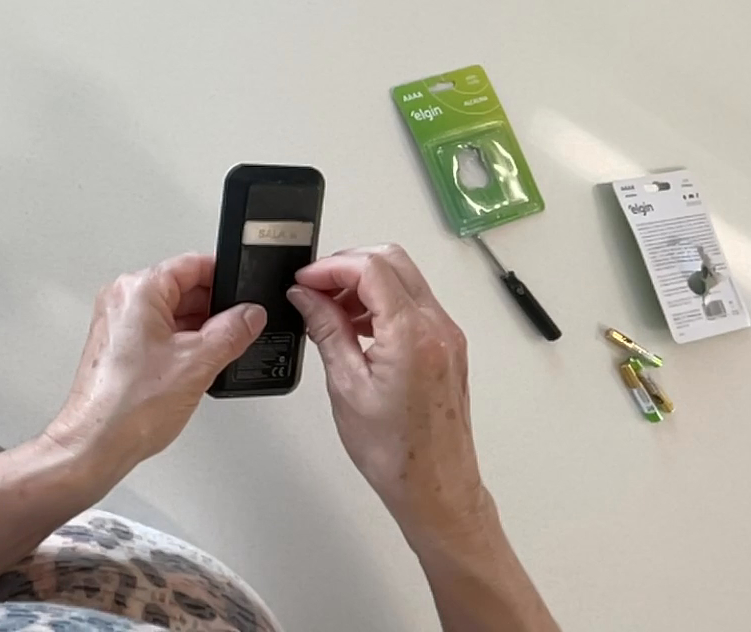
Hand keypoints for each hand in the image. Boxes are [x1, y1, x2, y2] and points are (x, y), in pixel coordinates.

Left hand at [44, 254, 266, 479]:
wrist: (96, 443)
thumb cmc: (128, 405)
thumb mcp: (198, 363)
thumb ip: (232, 332)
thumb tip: (249, 315)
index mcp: (138, 289)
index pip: (190, 264)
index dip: (223, 275)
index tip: (244, 289)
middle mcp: (122, 298)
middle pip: (181, 286)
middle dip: (213, 307)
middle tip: (239, 326)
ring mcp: (117, 321)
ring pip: (170, 310)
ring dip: (198, 327)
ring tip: (218, 352)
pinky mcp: (117, 344)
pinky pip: (157, 329)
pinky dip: (180, 341)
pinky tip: (195, 365)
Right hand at [286, 245, 489, 549]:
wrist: (436, 490)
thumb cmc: (397, 453)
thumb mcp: (346, 385)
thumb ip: (326, 329)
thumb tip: (306, 297)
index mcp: (412, 336)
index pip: (370, 268)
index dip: (330, 267)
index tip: (305, 281)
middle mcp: (437, 328)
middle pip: (390, 260)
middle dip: (347, 266)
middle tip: (315, 287)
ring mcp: (445, 335)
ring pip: (402, 277)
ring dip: (363, 282)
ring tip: (330, 309)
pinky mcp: (445, 345)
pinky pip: (411, 302)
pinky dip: (380, 300)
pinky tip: (354, 325)